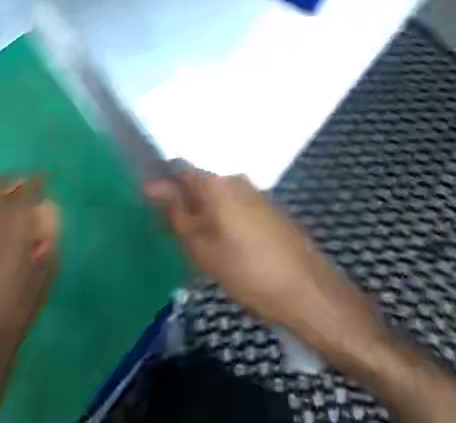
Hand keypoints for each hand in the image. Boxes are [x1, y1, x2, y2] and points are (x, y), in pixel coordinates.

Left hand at [0, 175, 60, 354]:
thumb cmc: (19, 304)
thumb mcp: (47, 271)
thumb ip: (48, 243)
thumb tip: (46, 231)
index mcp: (16, 219)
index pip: (30, 185)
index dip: (40, 180)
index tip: (46, 181)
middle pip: (0, 184)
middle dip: (14, 183)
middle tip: (25, 192)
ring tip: (5, 209)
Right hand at [145, 167, 383, 353]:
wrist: (305, 287)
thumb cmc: (246, 269)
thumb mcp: (201, 247)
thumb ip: (177, 213)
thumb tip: (154, 184)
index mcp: (216, 182)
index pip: (179, 167)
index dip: (162, 184)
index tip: (150, 207)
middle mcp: (236, 178)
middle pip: (200, 182)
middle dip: (184, 201)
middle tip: (172, 234)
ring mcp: (256, 192)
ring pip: (219, 196)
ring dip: (205, 214)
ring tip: (197, 247)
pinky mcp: (269, 209)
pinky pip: (236, 207)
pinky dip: (224, 221)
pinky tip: (223, 249)